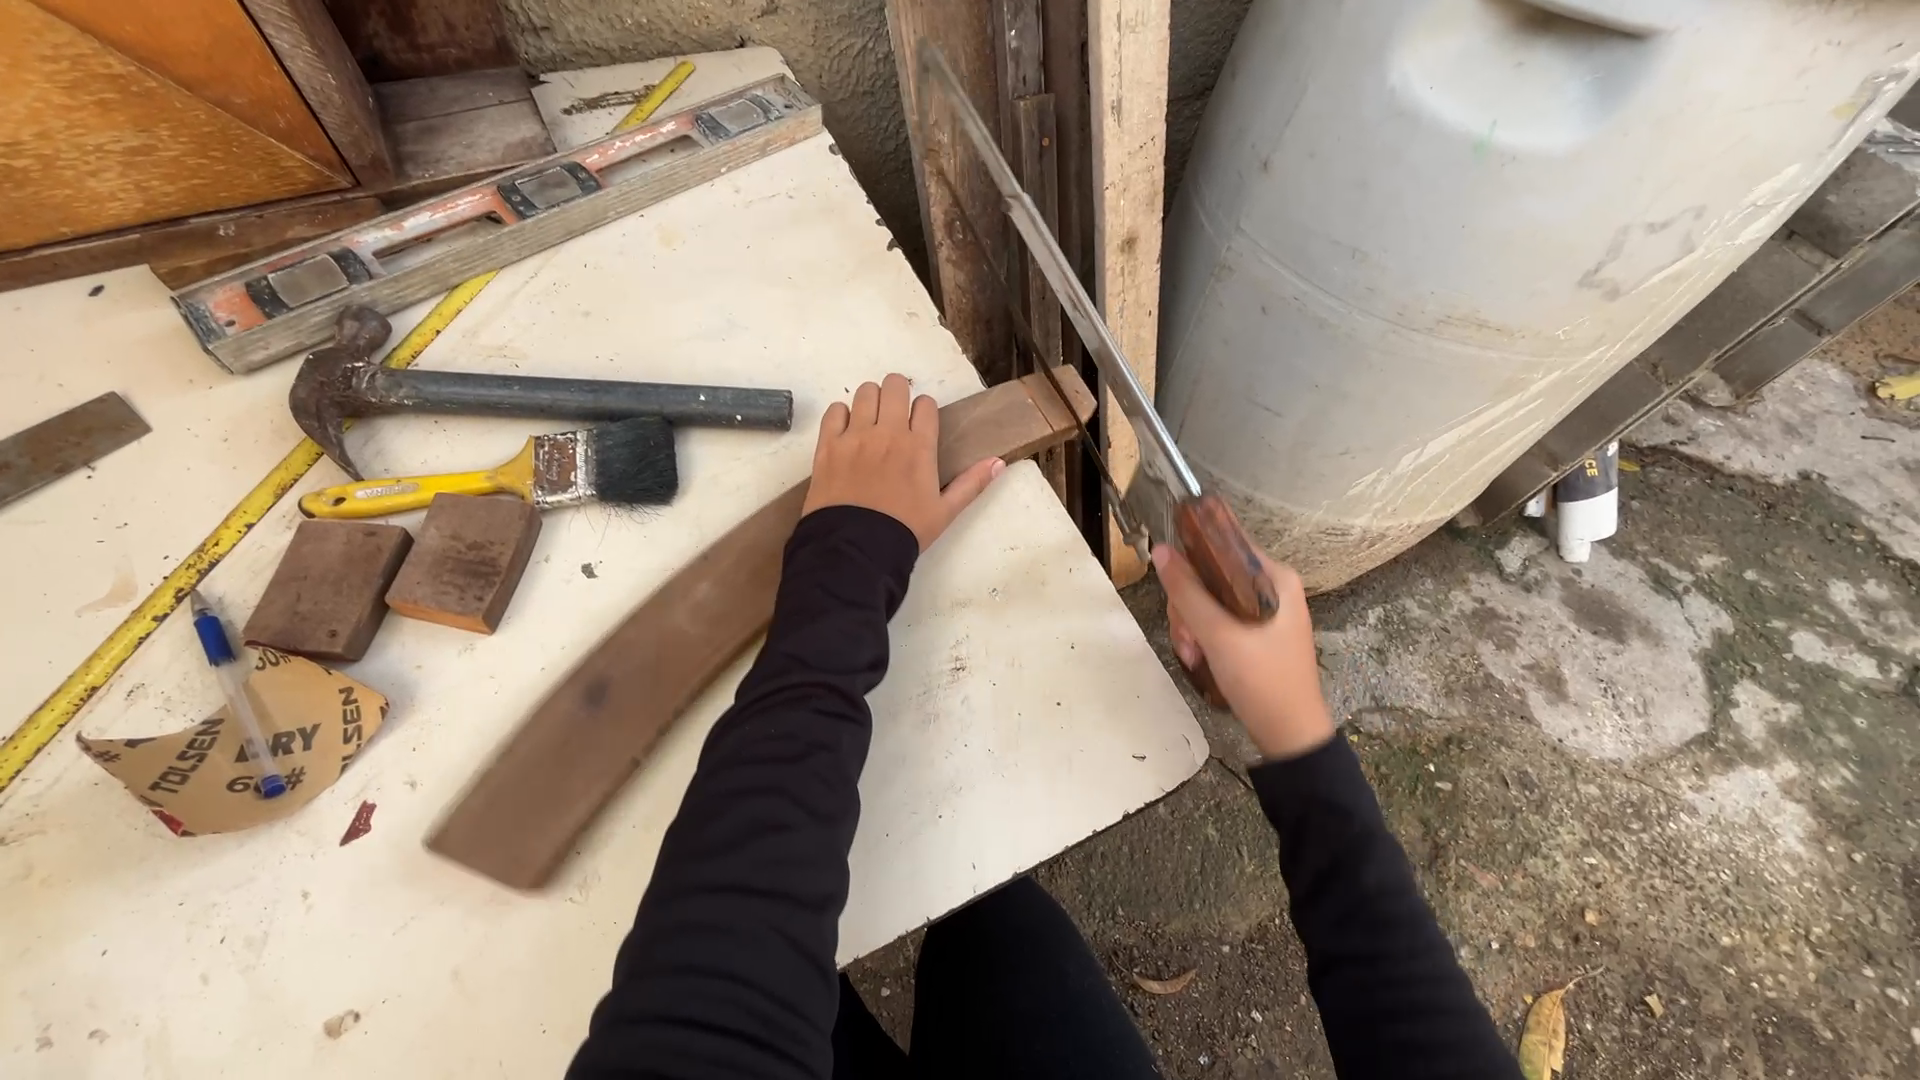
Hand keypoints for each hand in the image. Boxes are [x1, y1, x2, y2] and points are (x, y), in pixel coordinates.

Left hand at [803, 373, 1005, 550]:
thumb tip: (999, 462)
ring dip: (870, 401)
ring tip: (870, 420)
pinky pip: (834, 411)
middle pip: (894, 386)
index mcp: (919, 446)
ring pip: (864, 393)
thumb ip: (972, 483)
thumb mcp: (945, 512)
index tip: (919, 424)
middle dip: (897, 394)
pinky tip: (846, 431)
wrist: (856, 549)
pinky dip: (841, 415)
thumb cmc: (904, 531)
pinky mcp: (828, 445)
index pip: (925, 404)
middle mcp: (887, 433)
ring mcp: (855, 436)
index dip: (924, 410)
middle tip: (894, 413)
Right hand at [1153, 543, 1334, 760]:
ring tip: (1191, 653)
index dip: (1192, 557)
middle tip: (1186, 635)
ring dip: (1191, 625)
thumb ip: (1187, 591)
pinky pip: (1217, 621)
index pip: (1225, 543)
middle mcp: (1271, 588)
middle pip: (1211, 576)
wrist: (1288, 733)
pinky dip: (1202, 637)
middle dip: (1188, 605)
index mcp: (1274, 577)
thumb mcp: (1217, 633)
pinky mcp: (1255, 634)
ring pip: (1209, 601)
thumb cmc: (1260, 678)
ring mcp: (1263, 612)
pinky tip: (1198, 658)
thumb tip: (1161, 550)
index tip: (1174, 583)